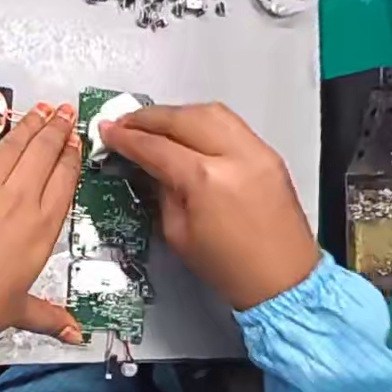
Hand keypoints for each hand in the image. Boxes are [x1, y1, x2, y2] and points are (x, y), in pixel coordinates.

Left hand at [0, 83, 83, 365]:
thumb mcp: (17, 311)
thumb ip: (50, 316)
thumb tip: (77, 334)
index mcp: (41, 231)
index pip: (65, 183)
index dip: (71, 157)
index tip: (75, 140)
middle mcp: (18, 202)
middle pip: (43, 155)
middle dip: (55, 130)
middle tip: (63, 112)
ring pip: (12, 144)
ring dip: (27, 122)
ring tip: (39, 107)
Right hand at [99, 103, 319, 310]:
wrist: (282, 280)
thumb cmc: (230, 267)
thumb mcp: (177, 232)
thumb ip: (161, 190)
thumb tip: (148, 164)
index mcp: (206, 180)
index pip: (156, 147)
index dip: (126, 138)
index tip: (108, 132)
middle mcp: (234, 157)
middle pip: (182, 118)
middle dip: (147, 118)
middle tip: (124, 123)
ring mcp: (256, 152)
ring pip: (209, 111)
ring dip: (175, 113)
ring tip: (152, 123)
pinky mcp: (268, 154)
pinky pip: (229, 123)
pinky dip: (201, 120)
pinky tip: (185, 131)